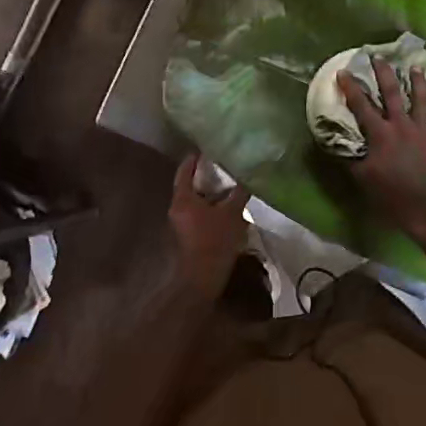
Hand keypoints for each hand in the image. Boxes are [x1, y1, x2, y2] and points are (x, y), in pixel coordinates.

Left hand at [168, 152, 251, 299]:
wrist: (203, 278)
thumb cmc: (215, 241)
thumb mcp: (232, 214)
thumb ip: (239, 193)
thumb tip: (249, 175)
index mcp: (183, 198)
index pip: (185, 170)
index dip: (195, 158)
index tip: (208, 148)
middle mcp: (177, 207)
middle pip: (189, 184)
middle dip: (205, 175)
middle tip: (223, 164)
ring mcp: (180, 222)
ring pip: (194, 200)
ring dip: (209, 192)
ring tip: (229, 184)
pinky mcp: (187, 233)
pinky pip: (197, 212)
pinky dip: (210, 206)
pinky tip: (226, 206)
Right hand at [338, 59, 425, 232]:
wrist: (421, 207)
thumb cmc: (387, 193)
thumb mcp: (360, 176)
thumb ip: (349, 157)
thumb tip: (337, 144)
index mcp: (380, 133)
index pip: (361, 105)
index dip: (351, 88)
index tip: (344, 71)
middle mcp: (401, 125)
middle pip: (392, 93)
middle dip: (384, 74)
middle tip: (378, 57)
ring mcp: (422, 131)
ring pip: (421, 100)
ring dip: (418, 83)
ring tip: (416, 68)